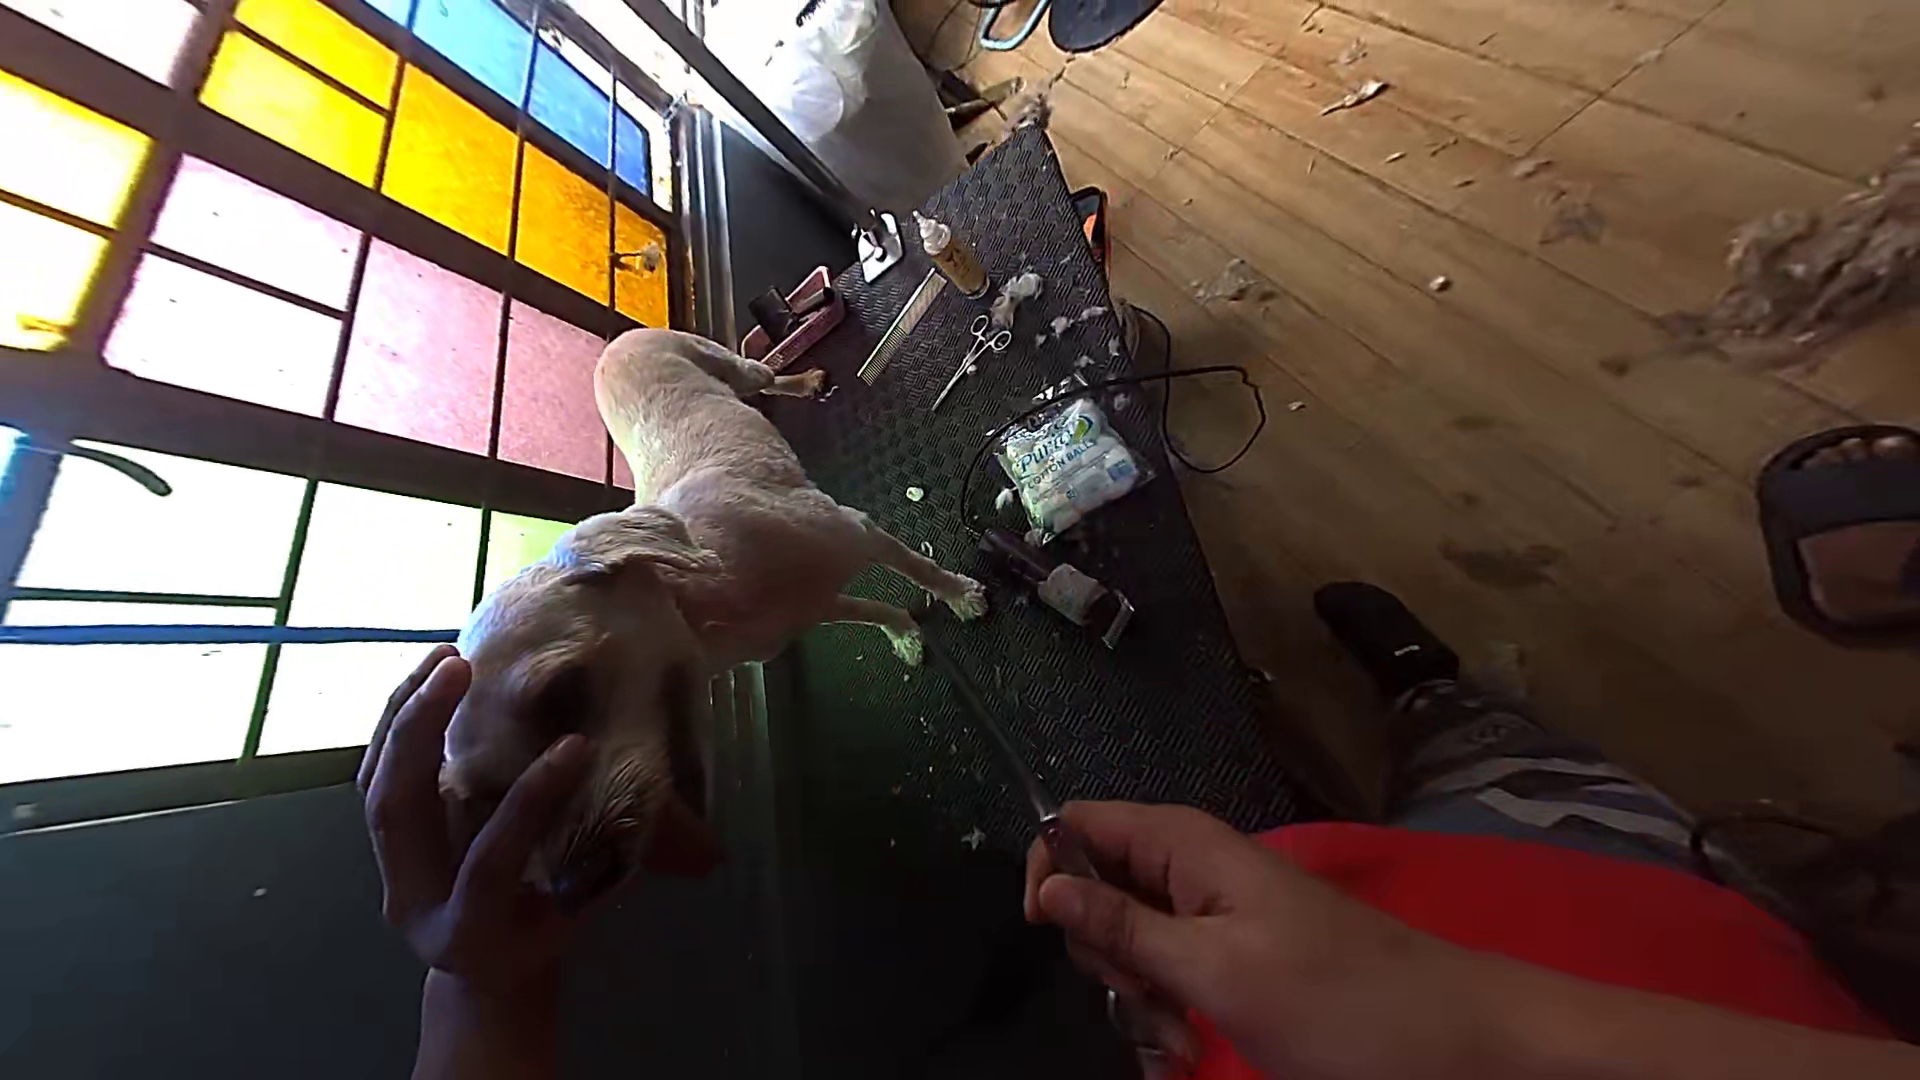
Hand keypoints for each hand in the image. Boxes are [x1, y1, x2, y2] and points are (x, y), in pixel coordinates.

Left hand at [358, 645, 591, 996]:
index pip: (490, 862)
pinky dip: (397, 723)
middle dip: (423, 734)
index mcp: (471, 926)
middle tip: (461, 669)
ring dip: (405, 716)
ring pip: (375, 789)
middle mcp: (412, 901)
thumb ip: (618, 858)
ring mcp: (389, 871)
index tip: (577, 745)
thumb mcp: (587, 901)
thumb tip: (708, 847)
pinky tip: (426, 679)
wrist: (491, 963)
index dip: (529, 803)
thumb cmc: (553, 924)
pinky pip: (374, 779)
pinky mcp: (386, 842)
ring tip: (443, 657)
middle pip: (396, 813)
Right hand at [1024, 801, 1493, 1079]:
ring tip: (1180, 1032)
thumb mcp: (1213, 971)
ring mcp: (1202, 900)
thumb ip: (1122, 926)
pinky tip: (1190, 1039)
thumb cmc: (1333, 1001)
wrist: (1457, 1044)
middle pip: (1094, 878)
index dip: (1051, 864)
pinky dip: (1162, 999)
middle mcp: (1181, 858)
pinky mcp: (1220, 937)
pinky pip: (1161, 957)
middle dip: (1103, 944)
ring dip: (1135, 985)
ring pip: (1124, 927)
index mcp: (1175, 840)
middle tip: (1144, 998)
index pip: (1077, 821)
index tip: (1047, 928)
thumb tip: (1047, 888)